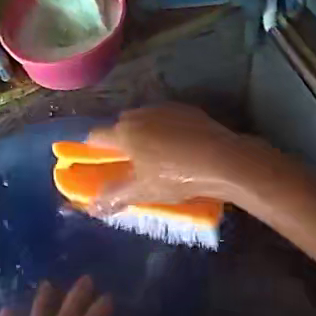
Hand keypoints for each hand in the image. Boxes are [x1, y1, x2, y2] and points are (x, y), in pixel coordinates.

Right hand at [85, 104, 265, 212]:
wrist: (223, 160)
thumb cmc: (177, 177)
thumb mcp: (143, 192)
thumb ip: (114, 196)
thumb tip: (92, 206)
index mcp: (124, 133)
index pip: (95, 136)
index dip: (93, 149)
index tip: (100, 162)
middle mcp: (139, 114)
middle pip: (120, 125)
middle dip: (120, 140)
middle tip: (132, 162)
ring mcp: (164, 108)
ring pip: (143, 118)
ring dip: (143, 132)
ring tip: (157, 154)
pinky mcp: (186, 108)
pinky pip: (166, 117)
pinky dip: (165, 128)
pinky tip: (178, 146)